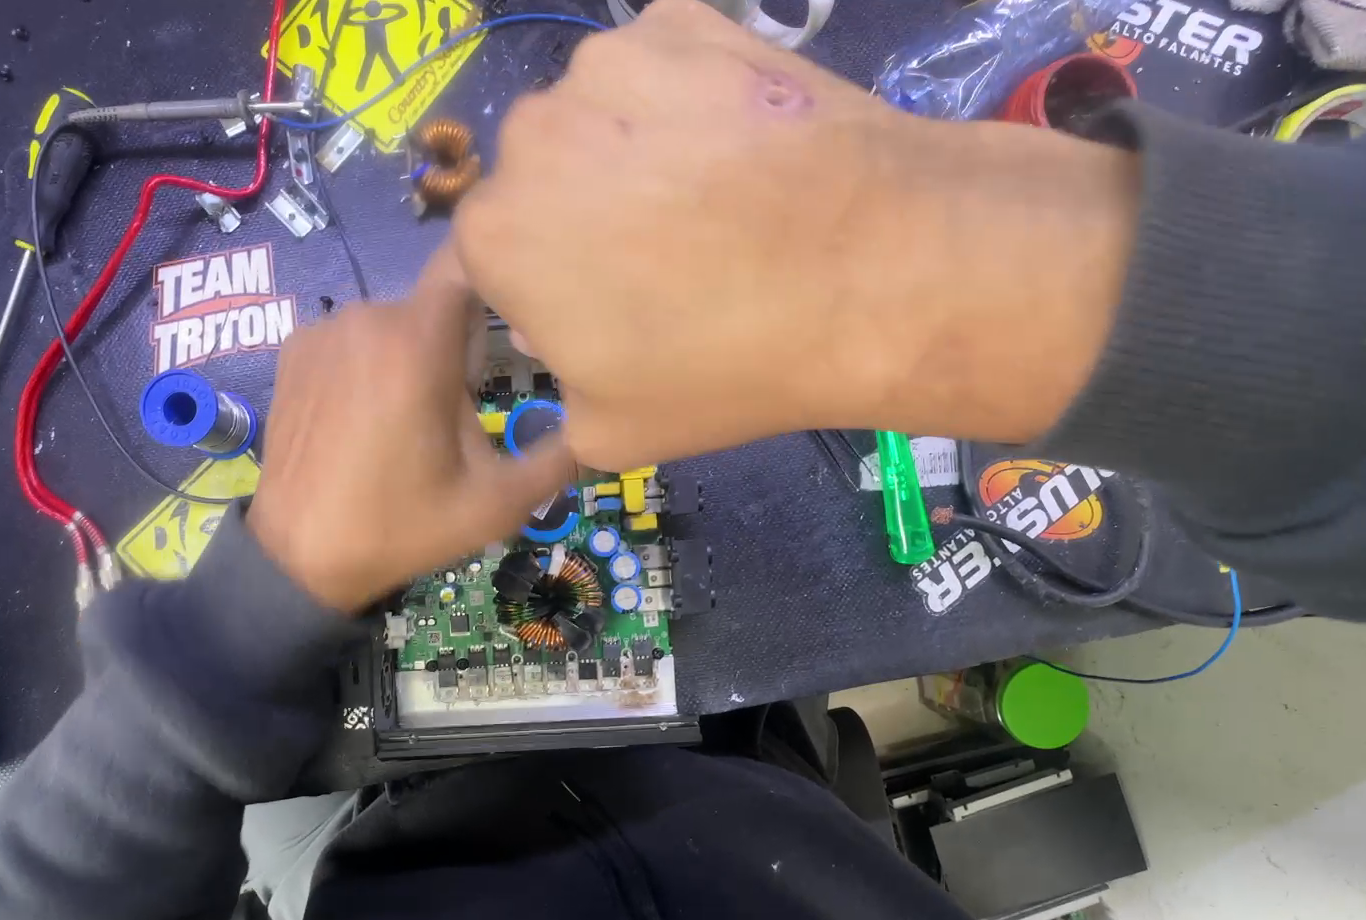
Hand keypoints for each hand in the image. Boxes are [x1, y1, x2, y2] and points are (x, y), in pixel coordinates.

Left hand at [248, 249, 575, 613]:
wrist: (301, 559)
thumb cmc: (404, 528)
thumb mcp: (497, 504)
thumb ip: (558, 457)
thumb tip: (601, 422)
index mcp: (417, 342)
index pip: (470, 262)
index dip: (501, 279)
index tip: (519, 321)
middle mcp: (367, 317)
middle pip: (436, 306)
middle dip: (456, 347)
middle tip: (458, 418)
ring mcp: (323, 331)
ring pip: (394, 325)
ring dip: (412, 358)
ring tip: (407, 427)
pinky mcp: (293, 351)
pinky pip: (354, 341)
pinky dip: (370, 366)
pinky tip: (363, 421)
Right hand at [453, 0, 1137, 469]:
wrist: (871, 275)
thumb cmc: (719, 367)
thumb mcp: (607, 432)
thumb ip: (554, 389)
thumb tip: (558, 338)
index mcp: (496, 234)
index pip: (495, 258)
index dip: (543, 288)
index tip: (598, 307)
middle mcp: (530, 134)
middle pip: (539, 181)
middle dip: (577, 216)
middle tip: (658, 257)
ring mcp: (608, 64)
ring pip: (595, 119)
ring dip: (626, 154)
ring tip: (707, 202)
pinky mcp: (685, 21)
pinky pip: (658, 73)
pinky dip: (680, 105)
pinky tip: (734, 150)